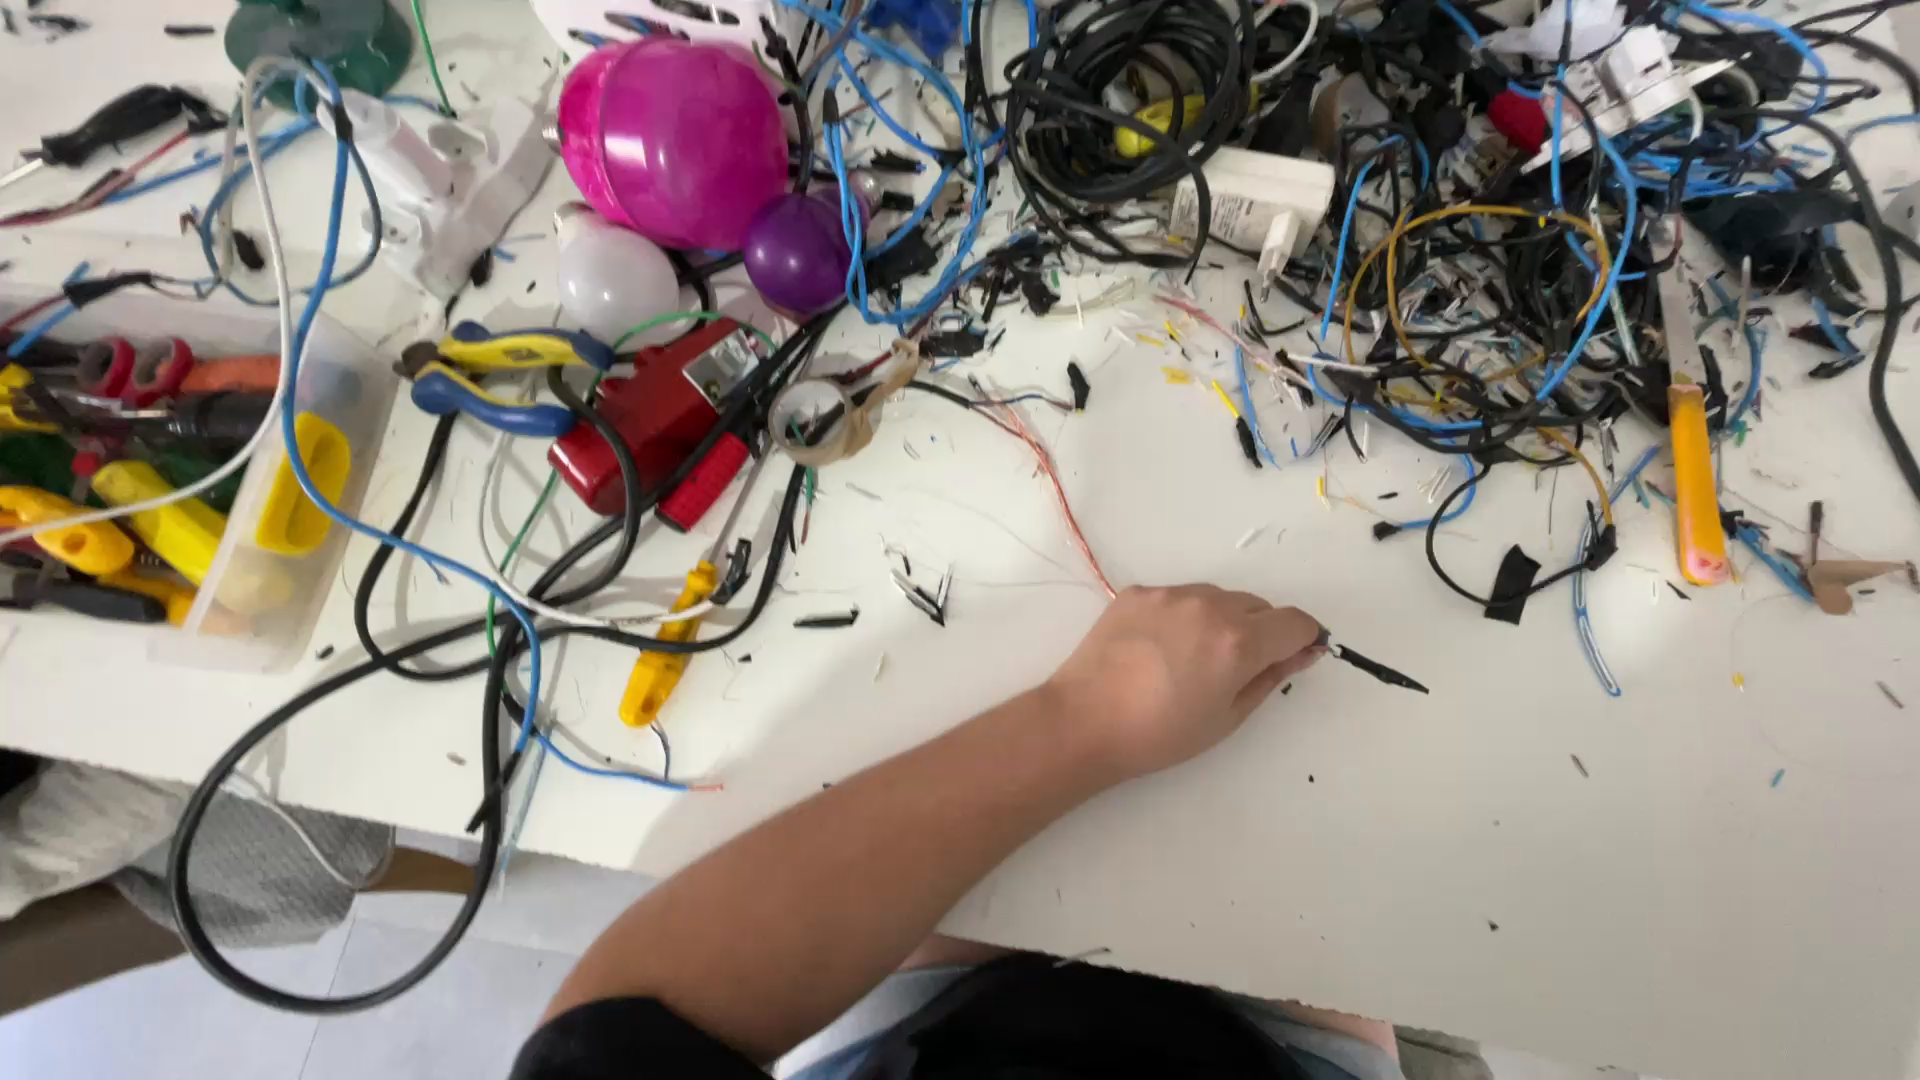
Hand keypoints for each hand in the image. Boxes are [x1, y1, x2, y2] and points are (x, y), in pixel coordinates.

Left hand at [1045, 585, 1320, 780]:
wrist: (1085, 720)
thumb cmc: (1160, 733)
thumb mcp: (1228, 716)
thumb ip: (1271, 676)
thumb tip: (1303, 650)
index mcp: (1238, 640)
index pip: (1294, 622)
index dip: (1301, 639)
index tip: (1291, 656)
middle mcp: (1207, 605)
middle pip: (1257, 606)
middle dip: (1260, 631)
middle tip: (1232, 669)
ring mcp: (1168, 594)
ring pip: (1216, 597)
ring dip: (1220, 619)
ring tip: (1190, 659)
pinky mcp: (1136, 593)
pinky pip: (1176, 597)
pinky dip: (1181, 615)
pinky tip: (1159, 648)